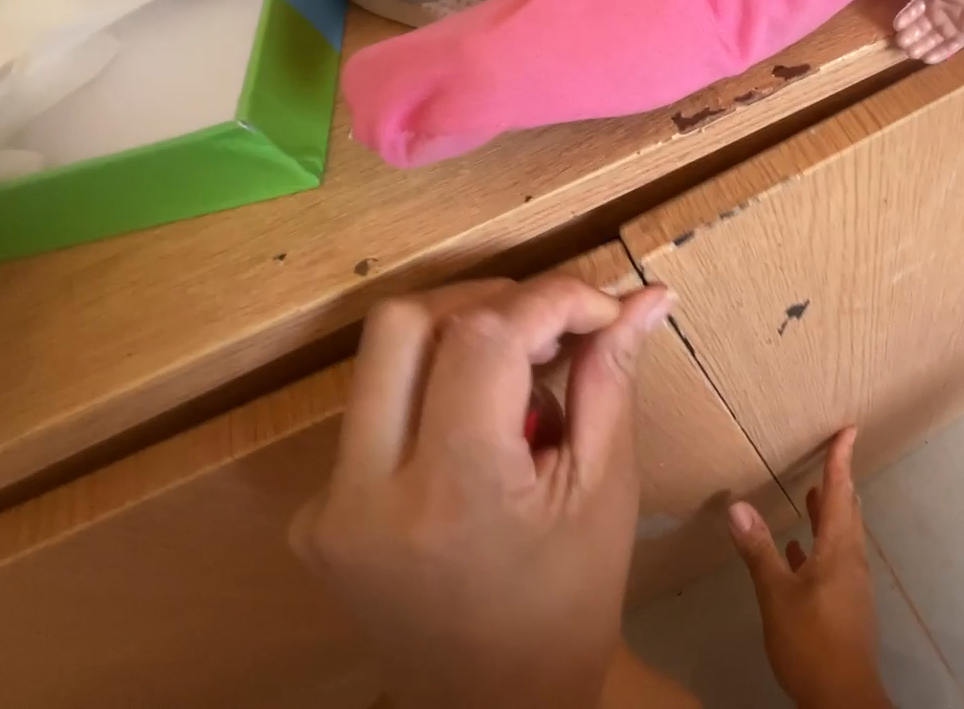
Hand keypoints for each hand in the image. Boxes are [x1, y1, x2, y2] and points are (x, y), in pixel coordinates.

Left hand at [290, 275, 674, 708]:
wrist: (494, 704)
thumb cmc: (573, 596)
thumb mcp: (608, 484)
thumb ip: (614, 375)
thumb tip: (648, 295)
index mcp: (453, 493)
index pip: (486, 337)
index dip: (553, 298)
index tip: (603, 309)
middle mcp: (365, 493)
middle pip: (409, 322)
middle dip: (494, 298)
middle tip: (554, 327)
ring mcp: (327, 505)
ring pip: (384, 354)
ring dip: (463, 336)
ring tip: (523, 377)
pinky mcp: (315, 513)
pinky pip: (376, 404)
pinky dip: (437, 386)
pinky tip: (482, 429)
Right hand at [727, 428, 895, 708]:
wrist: (844, 696)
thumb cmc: (812, 640)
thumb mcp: (777, 596)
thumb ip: (759, 551)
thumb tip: (738, 506)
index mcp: (838, 547)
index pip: (839, 490)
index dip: (841, 458)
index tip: (849, 429)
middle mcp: (850, 557)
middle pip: (846, 509)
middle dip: (837, 480)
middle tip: (829, 455)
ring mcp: (851, 581)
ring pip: (841, 533)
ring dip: (827, 511)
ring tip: (809, 494)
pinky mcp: (846, 602)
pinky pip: (834, 558)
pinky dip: (819, 544)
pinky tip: (799, 551)